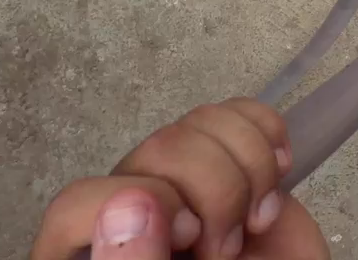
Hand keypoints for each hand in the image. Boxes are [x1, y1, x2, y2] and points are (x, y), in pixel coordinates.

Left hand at [30, 98, 328, 259]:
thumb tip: (125, 202)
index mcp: (91, 252)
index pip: (80, 202)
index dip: (144, 203)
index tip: (190, 237)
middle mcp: (130, 209)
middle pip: (161, 147)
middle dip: (218, 189)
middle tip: (229, 248)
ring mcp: (184, 179)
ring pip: (205, 122)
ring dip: (251, 166)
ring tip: (256, 221)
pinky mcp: (233, 157)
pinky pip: (243, 111)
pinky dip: (269, 135)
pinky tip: (277, 176)